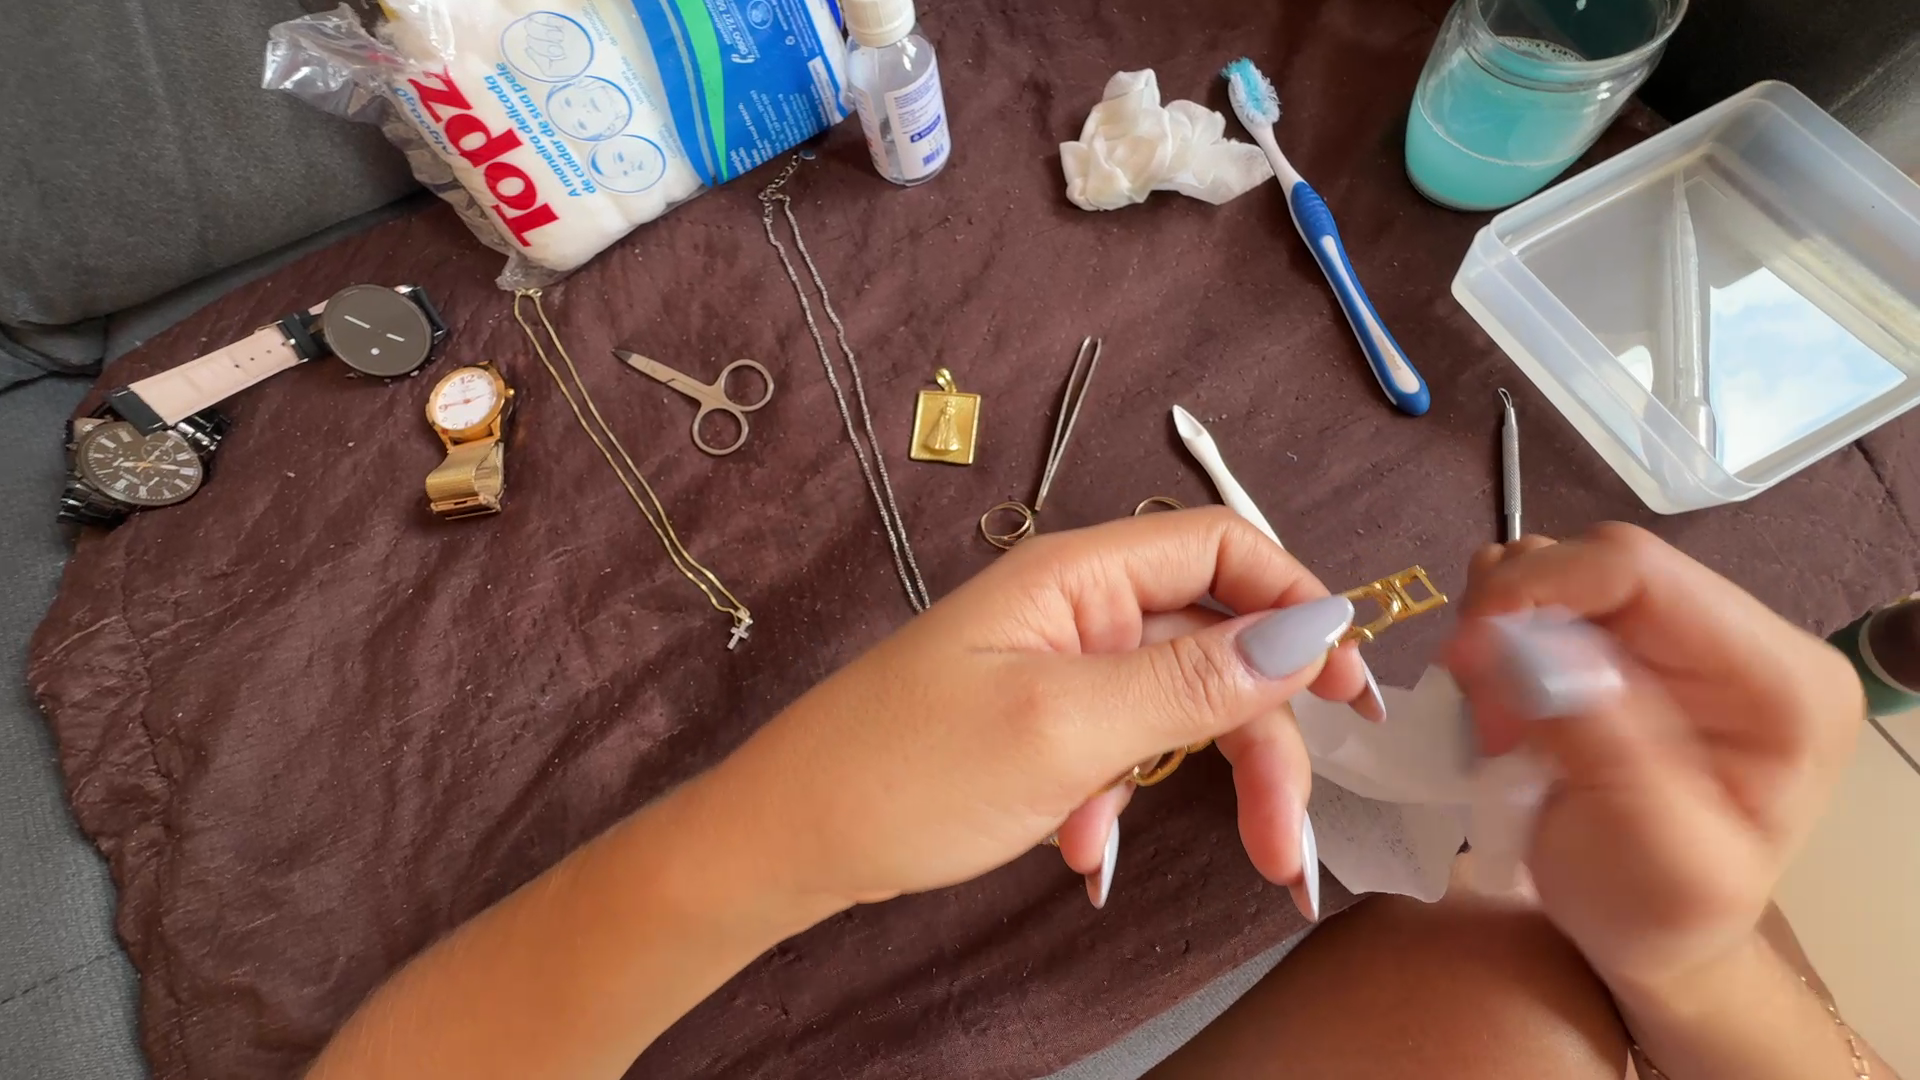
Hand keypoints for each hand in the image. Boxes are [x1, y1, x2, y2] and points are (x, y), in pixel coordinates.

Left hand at [698, 508, 1372, 921]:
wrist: (795, 835)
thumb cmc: (912, 771)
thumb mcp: (1065, 727)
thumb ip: (1190, 677)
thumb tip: (1311, 630)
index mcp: (1074, 575)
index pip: (1217, 547)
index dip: (1295, 602)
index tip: (1348, 693)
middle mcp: (1071, 606)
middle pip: (1208, 637)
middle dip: (1257, 731)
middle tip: (1287, 835)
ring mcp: (1054, 663)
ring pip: (1169, 699)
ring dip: (1198, 775)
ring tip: (1211, 856)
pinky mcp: (1038, 716)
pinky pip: (1116, 742)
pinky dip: (1119, 795)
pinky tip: (1081, 847)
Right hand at [1445, 525, 1863, 992]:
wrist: (1644, 926)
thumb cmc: (1656, 906)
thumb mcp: (1650, 848)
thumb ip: (1603, 741)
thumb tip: (1528, 643)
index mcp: (1773, 677)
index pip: (1632, 568)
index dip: (1531, 589)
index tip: (1463, 652)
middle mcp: (1727, 636)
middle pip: (1583, 562)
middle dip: (1505, 620)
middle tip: (1483, 707)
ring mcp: (1666, 635)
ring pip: (1547, 571)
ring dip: (1493, 632)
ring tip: (1496, 711)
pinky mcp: (1613, 642)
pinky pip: (1529, 599)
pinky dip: (1491, 636)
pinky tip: (1499, 693)